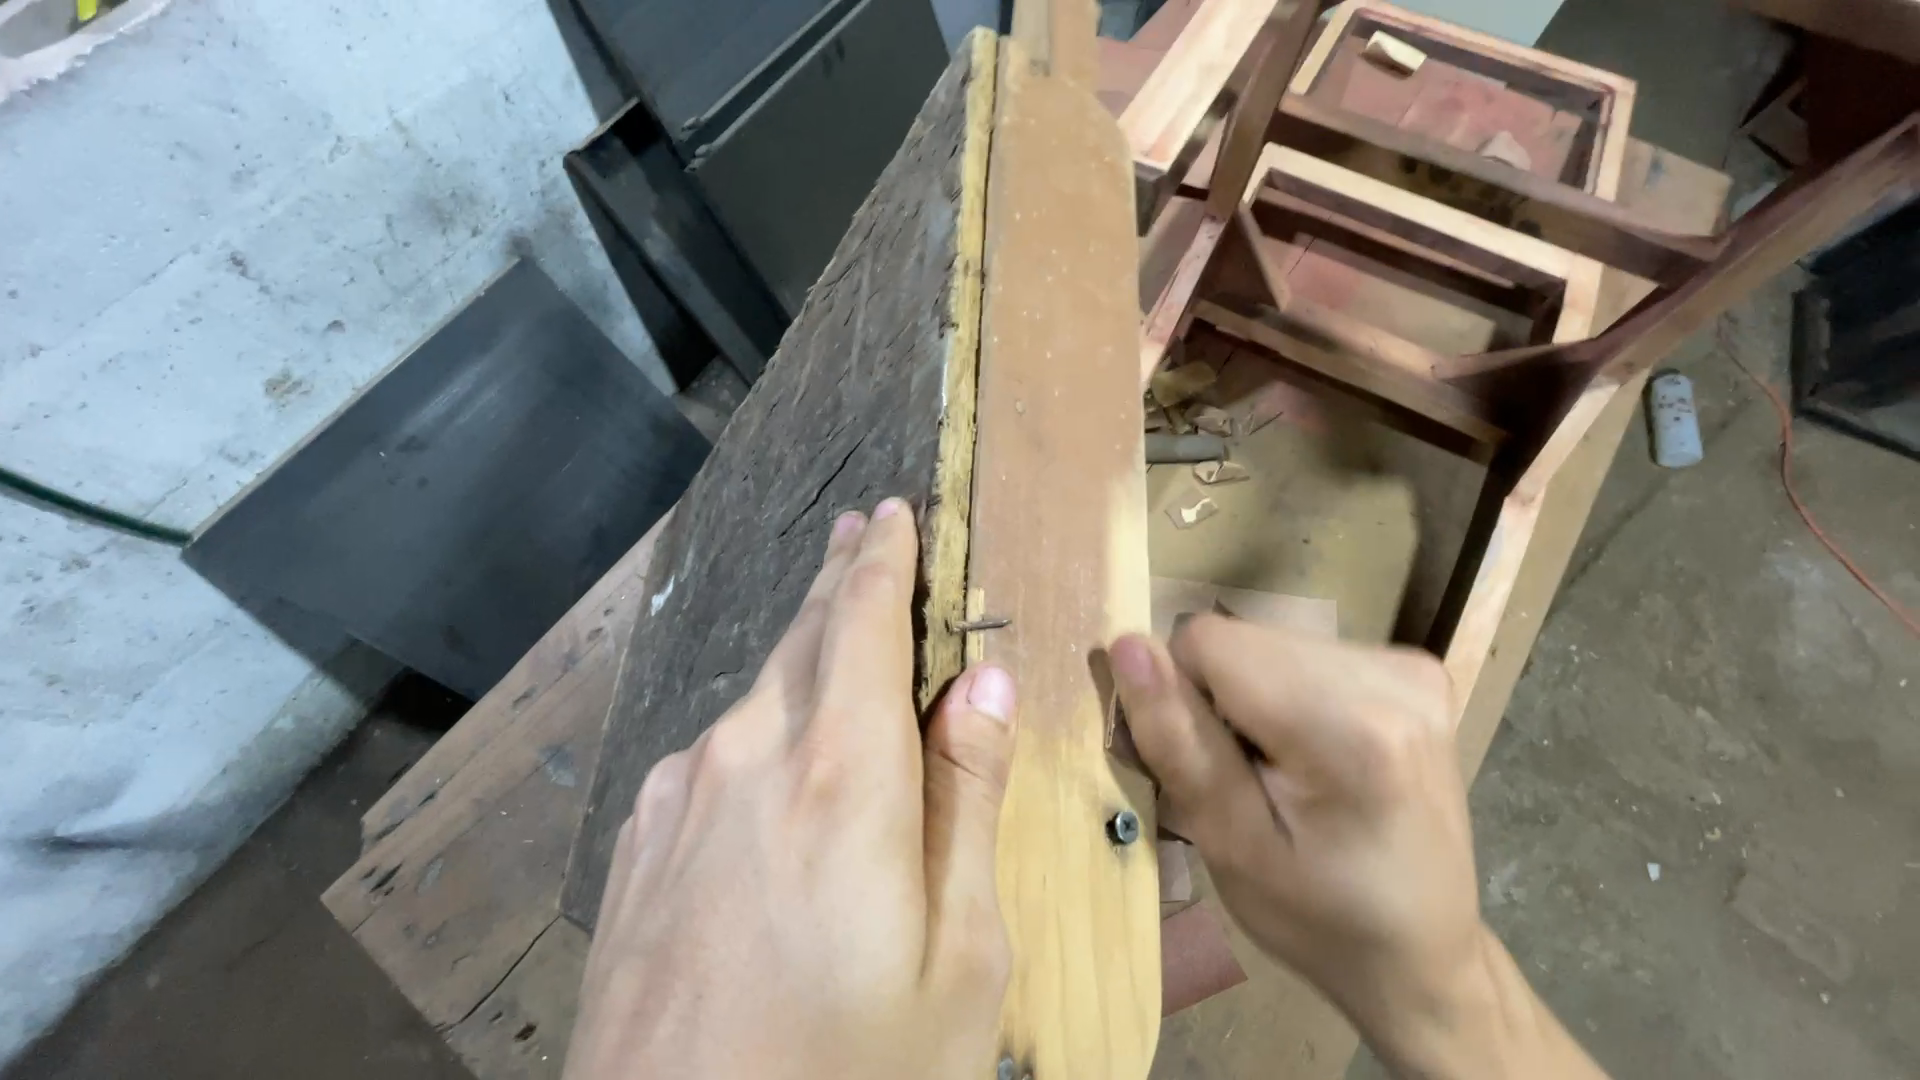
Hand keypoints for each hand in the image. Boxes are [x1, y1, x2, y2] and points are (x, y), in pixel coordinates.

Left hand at [565, 498, 1019, 1079]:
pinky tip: (774, 756)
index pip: (863, 621)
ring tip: (834, 629)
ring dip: (803, 653)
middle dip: (839, 578)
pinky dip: (759, 725)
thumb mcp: (959, 955)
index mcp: (842, 774)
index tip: (892, 513)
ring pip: (758, 692)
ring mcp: (679, 796)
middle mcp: (749, 758)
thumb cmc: (853, 1073)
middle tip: (863, 532)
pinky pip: (714, 752)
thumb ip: (968, 800)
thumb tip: (984, 683)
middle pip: (803, 635)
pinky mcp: (641, 840)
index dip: (882, 559)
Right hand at [1112, 617, 1605, 1079]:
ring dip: (1251, 697)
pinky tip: (1316, 751)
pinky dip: (1287, 694)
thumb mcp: (1227, 845)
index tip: (1208, 763)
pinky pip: (1302, 651)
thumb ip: (1177, 740)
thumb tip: (1126, 646)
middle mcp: (1391, 677)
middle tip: (1244, 777)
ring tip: (1280, 769)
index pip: (1206, 642)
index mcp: (1349, 728)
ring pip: (1265, 641)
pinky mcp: (1416, 669)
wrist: (1420, 949)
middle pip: (1239, 640)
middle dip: (1218, 697)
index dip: (1182, 696)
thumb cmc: (1316, 916)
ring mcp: (1411, 668)